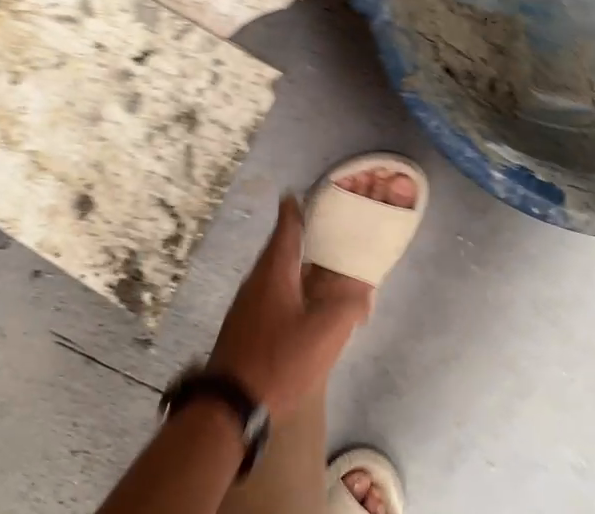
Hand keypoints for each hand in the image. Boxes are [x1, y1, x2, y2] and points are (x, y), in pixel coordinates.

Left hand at [207, 196, 371, 413]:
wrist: (231, 401)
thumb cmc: (280, 359)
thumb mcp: (325, 332)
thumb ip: (348, 304)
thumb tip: (363, 286)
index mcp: (275, 270)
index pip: (287, 227)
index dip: (297, 208)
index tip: (305, 193)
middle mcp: (257, 279)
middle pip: (283, 250)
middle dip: (305, 241)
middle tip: (330, 236)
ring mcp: (247, 304)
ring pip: (278, 275)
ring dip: (300, 270)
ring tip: (325, 274)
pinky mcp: (246, 326)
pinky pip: (274, 296)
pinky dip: (292, 293)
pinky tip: (306, 309)